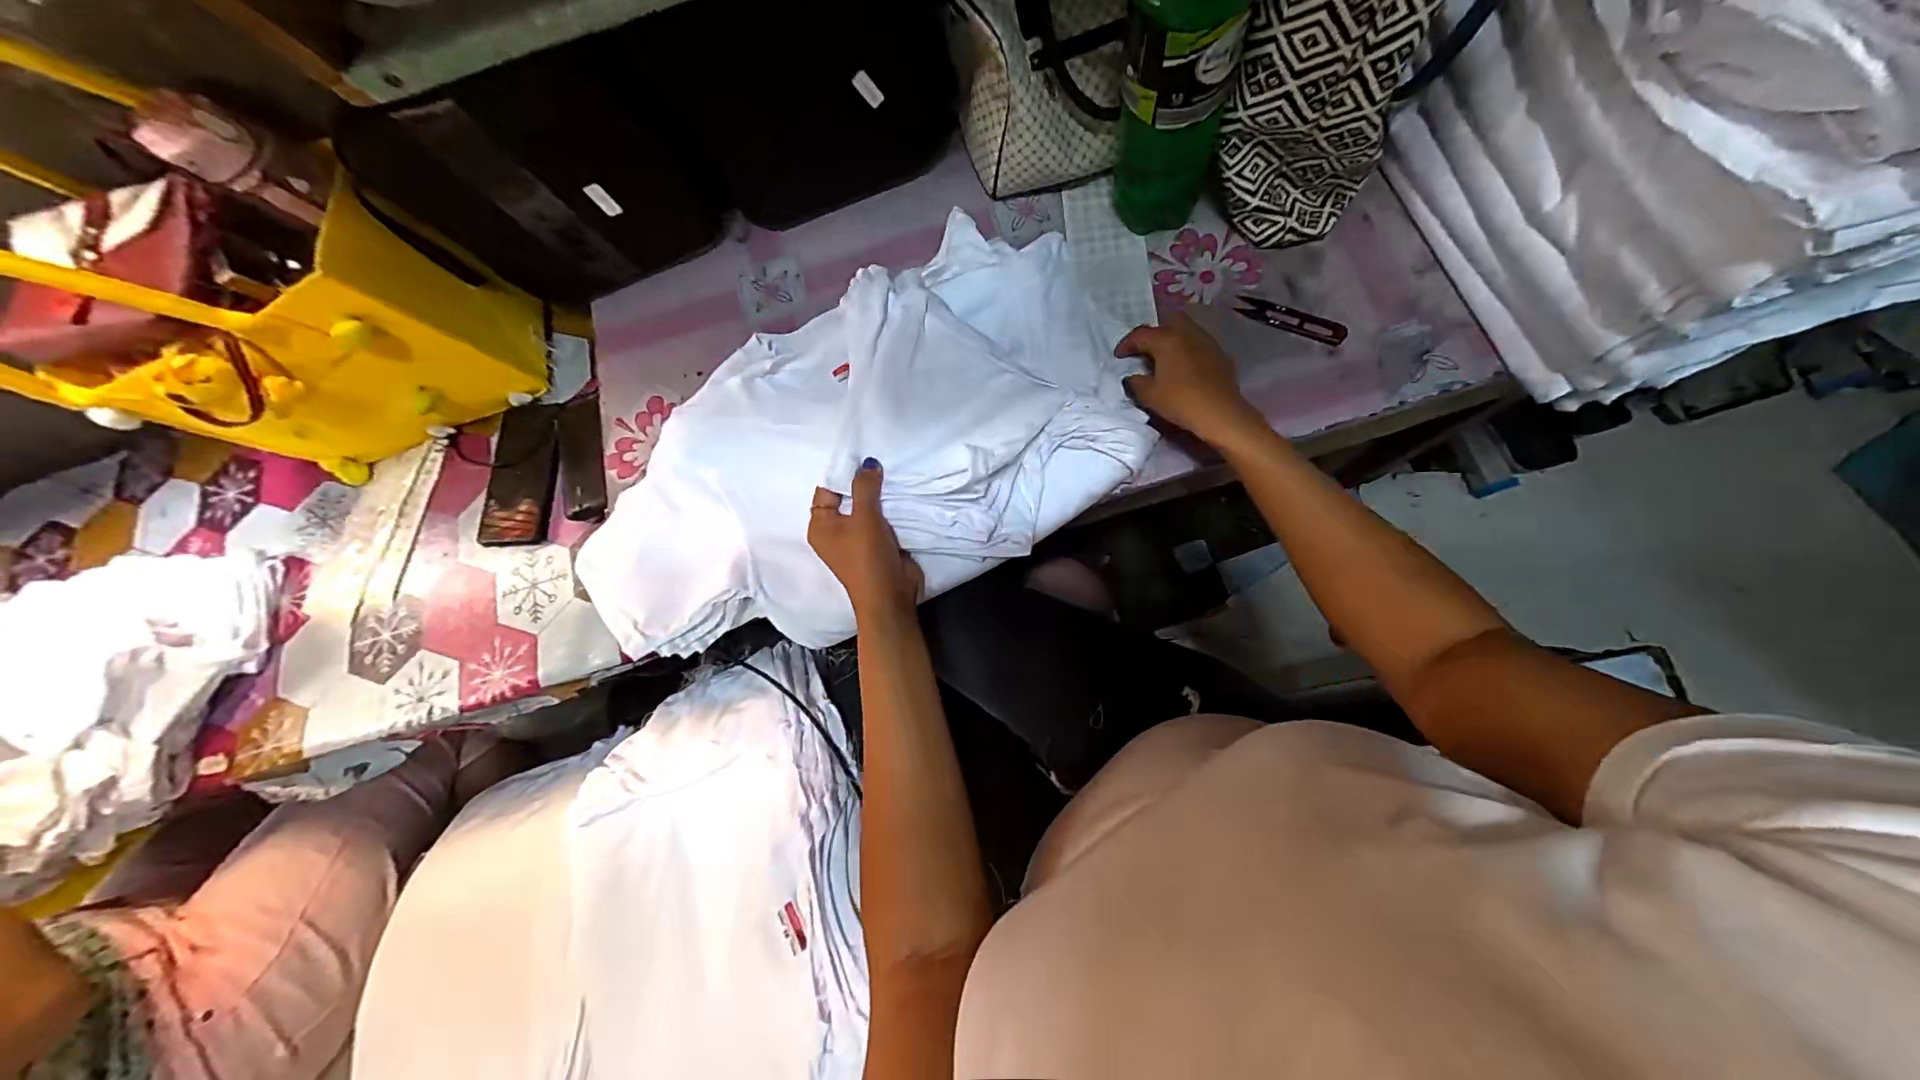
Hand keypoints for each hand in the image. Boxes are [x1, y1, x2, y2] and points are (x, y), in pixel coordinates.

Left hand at [809, 459, 923, 616]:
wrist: (890, 596)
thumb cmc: (867, 556)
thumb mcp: (865, 517)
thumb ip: (865, 486)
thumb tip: (868, 463)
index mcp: (820, 526)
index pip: (826, 490)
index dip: (842, 472)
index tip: (861, 454)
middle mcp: (835, 531)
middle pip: (847, 498)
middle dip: (862, 482)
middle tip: (880, 459)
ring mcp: (856, 539)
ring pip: (866, 508)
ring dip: (878, 495)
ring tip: (892, 471)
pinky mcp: (876, 544)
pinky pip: (880, 520)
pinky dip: (888, 509)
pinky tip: (900, 492)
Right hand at [1117, 313, 1272, 452]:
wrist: (1220, 413)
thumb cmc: (1180, 400)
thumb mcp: (1149, 395)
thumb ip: (1136, 382)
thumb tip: (1132, 377)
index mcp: (1166, 339)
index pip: (1140, 335)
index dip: (1127, 344)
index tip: (1119, 357)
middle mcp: (1188, 333)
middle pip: (1168, 321)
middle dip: (1155, 333)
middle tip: (1146, 351)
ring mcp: (1207, 342)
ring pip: (1187, 331)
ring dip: (1174, 341)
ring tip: (1166, 359)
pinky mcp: (1220, 355)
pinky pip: (1199, 345)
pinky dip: (1189, 351)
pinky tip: (1186, 368)